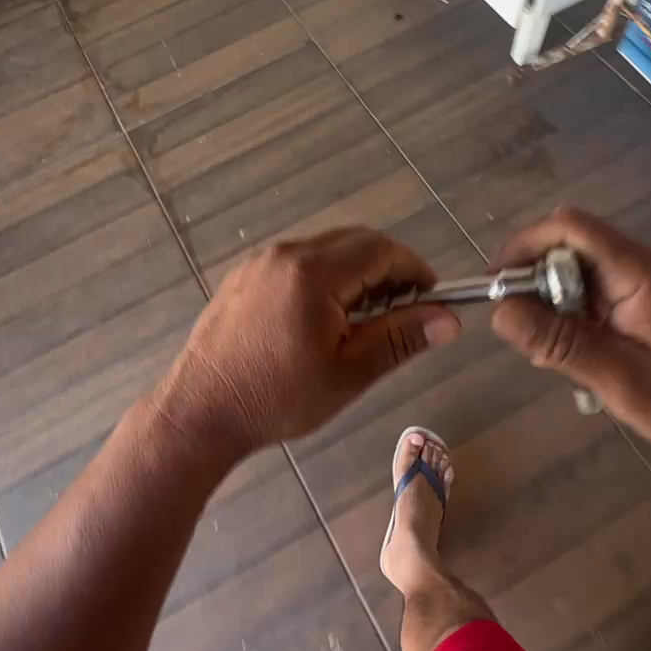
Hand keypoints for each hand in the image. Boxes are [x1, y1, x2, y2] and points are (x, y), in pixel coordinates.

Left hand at [155, 227, 463, 456]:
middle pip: (354, 241)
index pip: (380, 249)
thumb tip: (449, 319)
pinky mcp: (245, 273)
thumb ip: (400, 338)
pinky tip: (325, 315)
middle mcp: (286, 253)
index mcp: (313, 273)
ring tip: (366, 317)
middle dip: (387, 267)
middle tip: (403, 310)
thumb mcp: (348, 373)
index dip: (414, 269)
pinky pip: (299, 259)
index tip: (433, 298)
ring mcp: (261, 260)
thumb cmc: (278, 398)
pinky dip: (325, 274)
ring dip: (356, 271)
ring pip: (326, 248)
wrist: (200, 409)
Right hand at [488, 209, 650, 472]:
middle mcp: (650, 267)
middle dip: (540, 285)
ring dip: (563, 308)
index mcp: (642, 272)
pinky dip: (588, 321)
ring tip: (563, 359)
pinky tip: (593, 361)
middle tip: (531, 337)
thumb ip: (560, 342)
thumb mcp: (624, 381)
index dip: (525, 246)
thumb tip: (499, 310)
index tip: (498, 288)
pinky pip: (610, 298)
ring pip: (589, 276)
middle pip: (574, 249)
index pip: (570, 226)